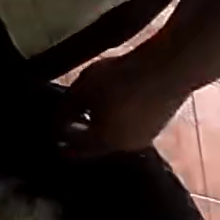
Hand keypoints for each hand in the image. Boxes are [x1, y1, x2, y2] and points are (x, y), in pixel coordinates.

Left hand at [61, 47, 187, 156]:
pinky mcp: (159, 123)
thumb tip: (60, 116)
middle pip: (98, 143)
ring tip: (89, 110)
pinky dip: (118, 118)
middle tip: (69, 122)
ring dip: (101, 125)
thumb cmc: (120, 80)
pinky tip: (113, 103)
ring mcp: (146, 136)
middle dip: (82, 133)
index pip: (79, 148)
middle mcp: (126, 146)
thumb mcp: (84, 88)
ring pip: (115, 134)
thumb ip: (69, 105)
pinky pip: (130, 125)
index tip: (53, 137)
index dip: (64, 141)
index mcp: (105, 142)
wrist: (166, 71)